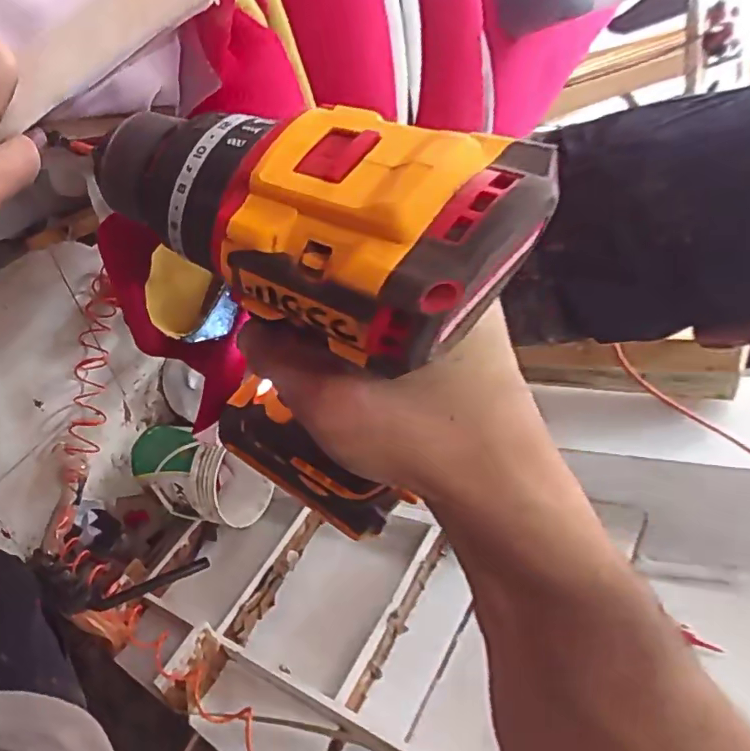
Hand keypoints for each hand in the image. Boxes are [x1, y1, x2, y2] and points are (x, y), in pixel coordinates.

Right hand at [238, 307, 551, 500]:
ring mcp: (466, 314)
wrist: (498, 490)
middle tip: (284, 344)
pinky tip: (354, 373)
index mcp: (422, 277)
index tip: (262, 312)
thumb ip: (278, 361)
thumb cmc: (416, 438)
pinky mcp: (468, 345)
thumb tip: (251, 333)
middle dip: (313, 310)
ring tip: (312, 361)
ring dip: (339, 331)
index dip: (288, 283)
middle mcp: (451, 282)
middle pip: (357, 282)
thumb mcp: (328, 401)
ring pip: (378, 309)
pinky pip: (399, 330)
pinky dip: (368, 344)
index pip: (336, 259)